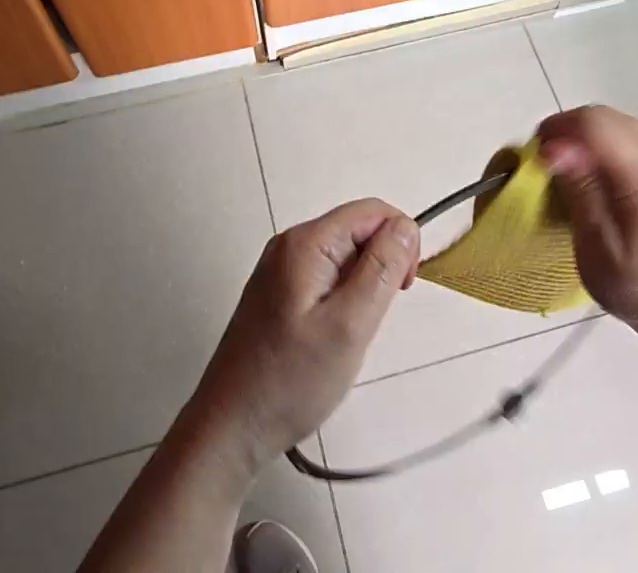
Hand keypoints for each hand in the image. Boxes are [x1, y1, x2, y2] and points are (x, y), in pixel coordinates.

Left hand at [182, 199, 419, 472]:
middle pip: (357, 229)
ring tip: (353, 331)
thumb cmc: (291, 381)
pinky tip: (335, 334)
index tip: (403, 289)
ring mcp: (280, 269)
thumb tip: (405, 226)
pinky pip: (326, 276)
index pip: (372, 211)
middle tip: (375, 317)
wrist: (231, 426)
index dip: (400, 241)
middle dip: (382, 264)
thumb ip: (382, 270)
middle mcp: (289, 245)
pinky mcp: (278, 292)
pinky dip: (344, 298)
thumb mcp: (350, 325)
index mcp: (305, 243)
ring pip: (344, 255)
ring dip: (364, 284)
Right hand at [537, 106, 637, 354]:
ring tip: (564, 170)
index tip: (535, 159)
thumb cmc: (637, 285)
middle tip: (544, 165)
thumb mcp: (596, 246)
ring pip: (614, 122)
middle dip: (566, 132)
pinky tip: (591, 174)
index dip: (557, 131)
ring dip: (582, 137)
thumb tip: (553, 146)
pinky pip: (627, 135)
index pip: (594, 125)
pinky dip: (600, 144)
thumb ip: (578, 188)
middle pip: (604, 117)